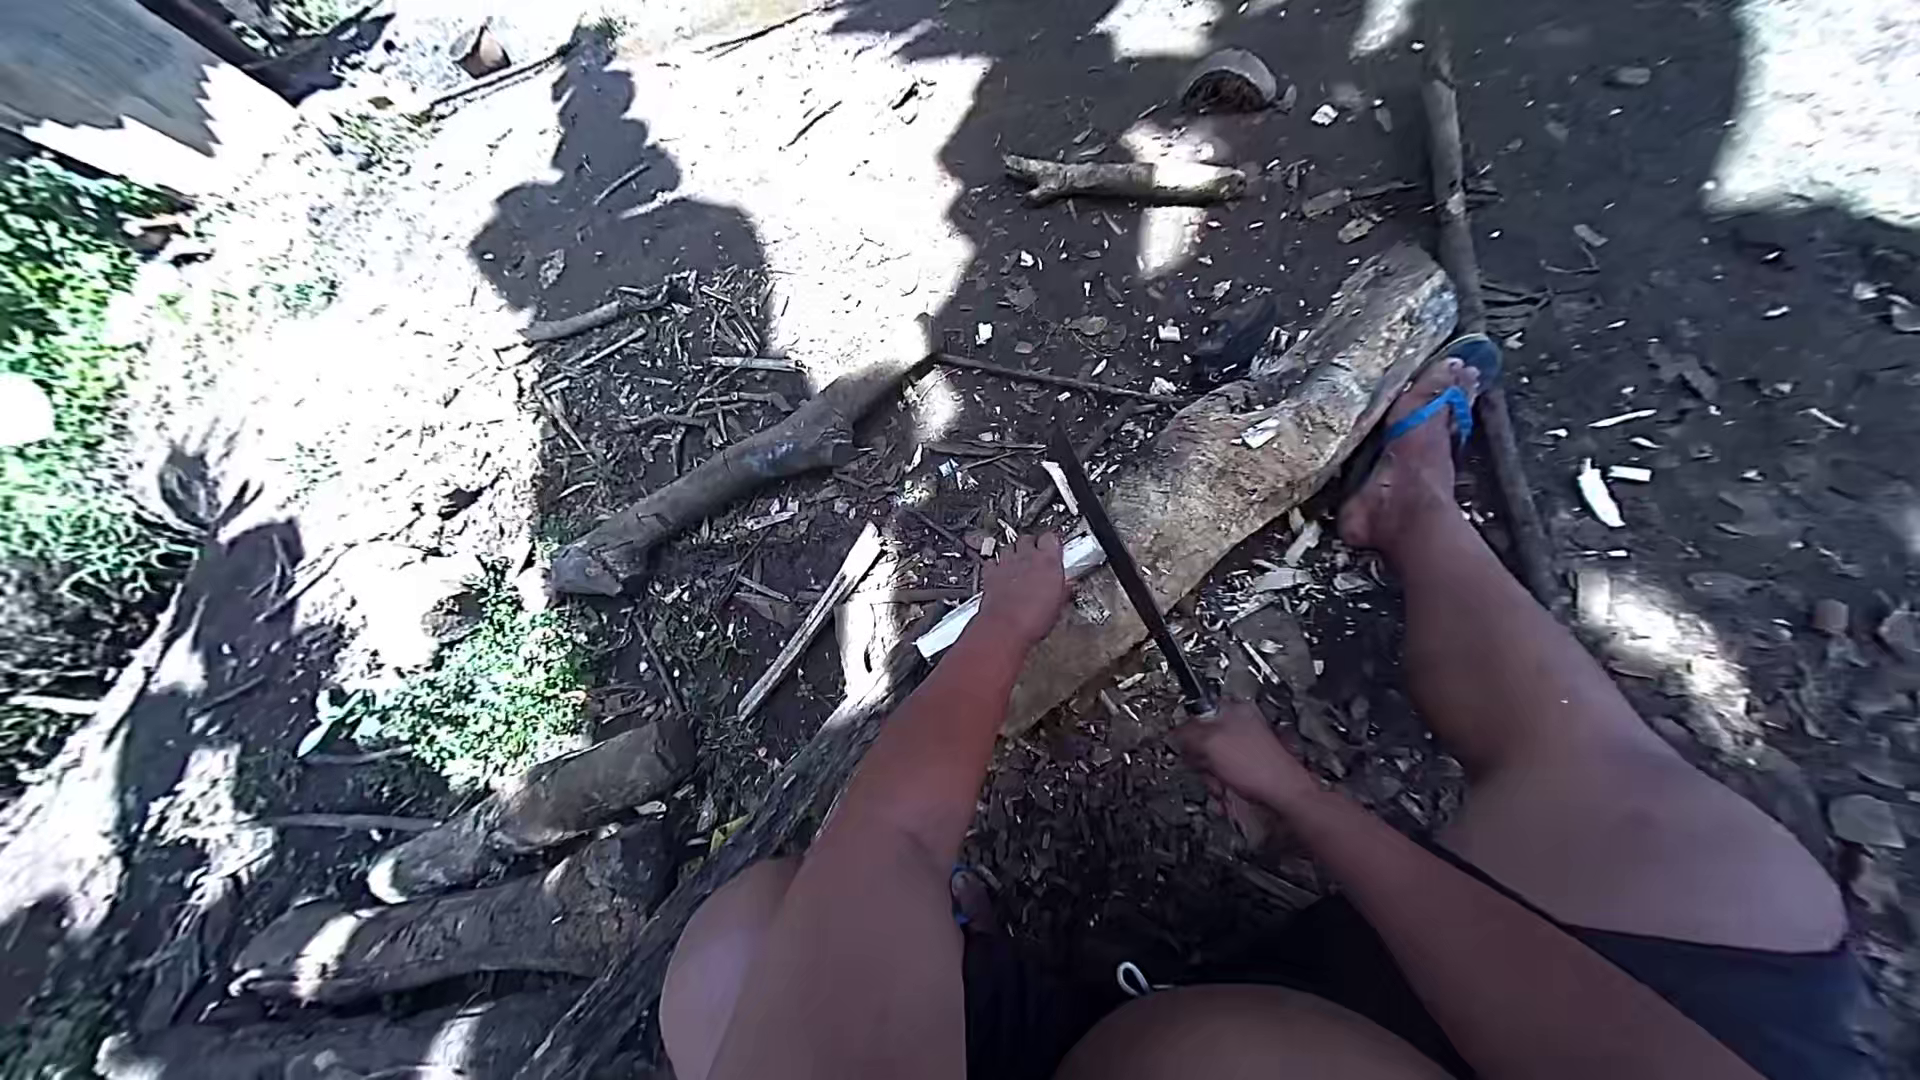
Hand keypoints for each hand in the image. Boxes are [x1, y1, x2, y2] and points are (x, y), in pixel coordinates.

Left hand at [979, 532, 1067, 648]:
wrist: (1006, 628)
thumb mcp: (1058, 604)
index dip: (1052, 542)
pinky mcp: (990, 573)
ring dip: (1014, 552)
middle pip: (1028, 538)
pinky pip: (992, 561)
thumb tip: (1068, 588)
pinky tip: (999, 571)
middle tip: (1036, 554)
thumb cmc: (1033, 618)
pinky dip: (996, 564)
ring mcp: (1006, 563)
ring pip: (1009, 546)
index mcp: (1048, 561)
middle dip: (1032, 544)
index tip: (1054, 547)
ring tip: (1019, 562)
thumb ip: (1063, 589)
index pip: (1051, 538)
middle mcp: (1026, 557)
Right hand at [1172, 699, 1320, 812]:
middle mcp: (1241, 725)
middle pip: (1202, 739)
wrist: (1287, 799)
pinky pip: (1223, 773)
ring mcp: (1246, 748)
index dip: (1187, 731)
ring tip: (1220, 784)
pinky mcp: (1249, 767)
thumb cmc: (1260, 769)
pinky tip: (1227, 790)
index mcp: (1234, 710)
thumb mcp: (1210, 744)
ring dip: (1210, 776)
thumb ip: (1187, 734)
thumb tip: (1174, 733)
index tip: (1186, 745)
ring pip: (1212, 760)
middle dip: (1201, 759)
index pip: (1196, 712)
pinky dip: (1221, 784)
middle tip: (1208, 768)